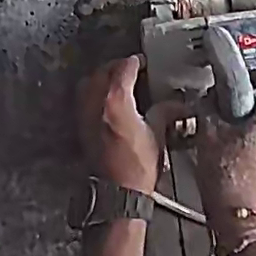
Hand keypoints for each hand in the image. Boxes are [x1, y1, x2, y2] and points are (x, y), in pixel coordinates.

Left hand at [78, 56, 177, 194]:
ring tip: (117, 80)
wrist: (118, 193)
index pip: (123, 69)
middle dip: (117, 66)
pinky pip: (83, 98)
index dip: (134, 62)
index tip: (142, 62)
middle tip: (131, 68)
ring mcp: (85, 115)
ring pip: (89, 82)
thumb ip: (164, 113)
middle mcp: (96, 104)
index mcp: (116, 102)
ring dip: (102, 76)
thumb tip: (174, 104)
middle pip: (103, 72)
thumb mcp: (157, 136)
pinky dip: (94, 91)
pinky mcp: (81, 127)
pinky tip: (106, 99)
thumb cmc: (137, 168)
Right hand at [192, 69, 255, 237]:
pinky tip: (232, 155)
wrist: (237, 218)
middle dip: (248, 105)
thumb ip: (208, 107)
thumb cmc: (224, 174)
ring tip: (224, 136)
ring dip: (249, 126)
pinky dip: (253, 144)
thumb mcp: (208, 134)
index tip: (245, 78)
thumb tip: (209, 96)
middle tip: (224, 110)